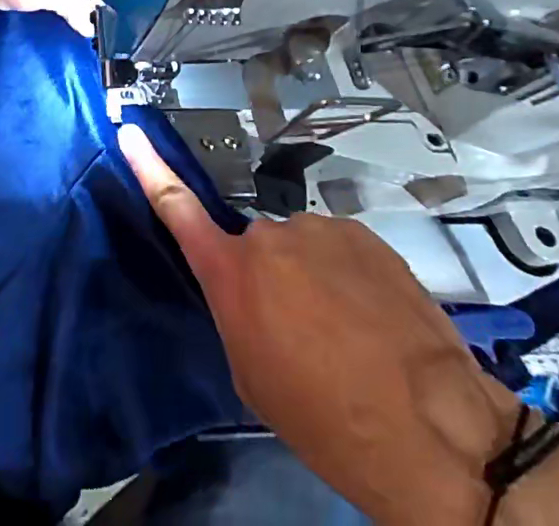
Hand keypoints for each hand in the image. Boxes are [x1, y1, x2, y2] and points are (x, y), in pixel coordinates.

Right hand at [118, 125, 521, 524]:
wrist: (427, 426)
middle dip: (267, 277)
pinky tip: (371, 315)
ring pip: (301, 248)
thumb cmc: (322, 416)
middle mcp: (269, 237)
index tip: (131, 133)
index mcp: (231, 273)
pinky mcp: (366, 234)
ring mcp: (321, 229)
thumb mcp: (252, 374)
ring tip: (345, 330)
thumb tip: (252, 290)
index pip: (176, 207)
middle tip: (298, 329)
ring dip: (312, 276)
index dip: (149, 167)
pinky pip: (338, 249)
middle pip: (255, 247)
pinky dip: (346, 274)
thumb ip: (237, 313)